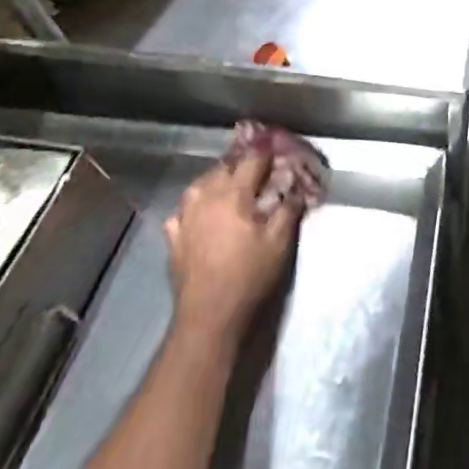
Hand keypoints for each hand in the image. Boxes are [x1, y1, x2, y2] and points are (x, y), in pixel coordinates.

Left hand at [165, 155, 301, 342]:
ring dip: (215, 179)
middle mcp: (206, 196)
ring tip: (228, 186)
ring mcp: (185, 216)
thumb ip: (288, 209)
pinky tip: (199, 213)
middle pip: (223, 166)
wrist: (209, 315)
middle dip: (241, 164)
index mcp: (234, 193)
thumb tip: (295, 188)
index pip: (252, 160)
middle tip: (256, 170)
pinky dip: (193, 206)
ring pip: (199, 184)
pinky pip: (182, 210)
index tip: (277, 153)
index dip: (266, 154)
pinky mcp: (173, 236)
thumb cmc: (249, 275)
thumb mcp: (280, 242)